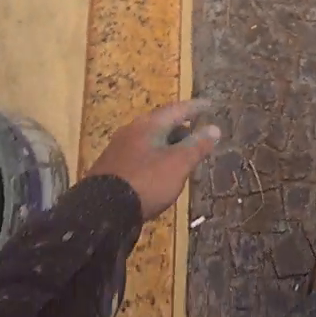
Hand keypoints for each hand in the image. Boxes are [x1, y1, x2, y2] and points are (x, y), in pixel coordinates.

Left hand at [87, 99, 222, 220]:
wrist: (100, 212)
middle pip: (161, 122)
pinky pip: (139, 154)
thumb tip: (215, 128)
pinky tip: (158, 170)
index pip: (178, 109)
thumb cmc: (146, 182)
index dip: (195, 107)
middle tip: (197, 131)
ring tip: (180, 153)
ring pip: (149, 139)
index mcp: (149, 124)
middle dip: (181, 127)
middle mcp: (132, 130)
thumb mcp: (178, 164)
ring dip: (167, 143)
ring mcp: (118, 149)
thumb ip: (197, 146)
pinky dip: (154, 156)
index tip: (209, 104)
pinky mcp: (110, 168)